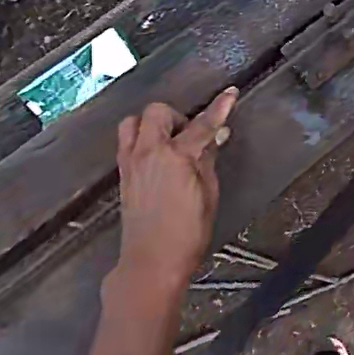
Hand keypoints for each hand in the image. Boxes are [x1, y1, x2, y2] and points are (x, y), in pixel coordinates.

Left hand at [111, 89, 238, 298]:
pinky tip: (156, 156)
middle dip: (177, 116)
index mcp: (175, 156)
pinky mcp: (123, 174)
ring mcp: (131, 162)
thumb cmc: (187, 233)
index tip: (231, 93)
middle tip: (191, 134)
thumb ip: (208, 160)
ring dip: (152, 124)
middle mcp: (148, 153)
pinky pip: (127, 142)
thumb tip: (215, 137)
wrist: (152, 261)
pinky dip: (141, 139)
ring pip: (133, 122)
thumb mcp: (209, 195)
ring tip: (169, 142)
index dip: (220, 108)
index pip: (202, 125)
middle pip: (157, 112)